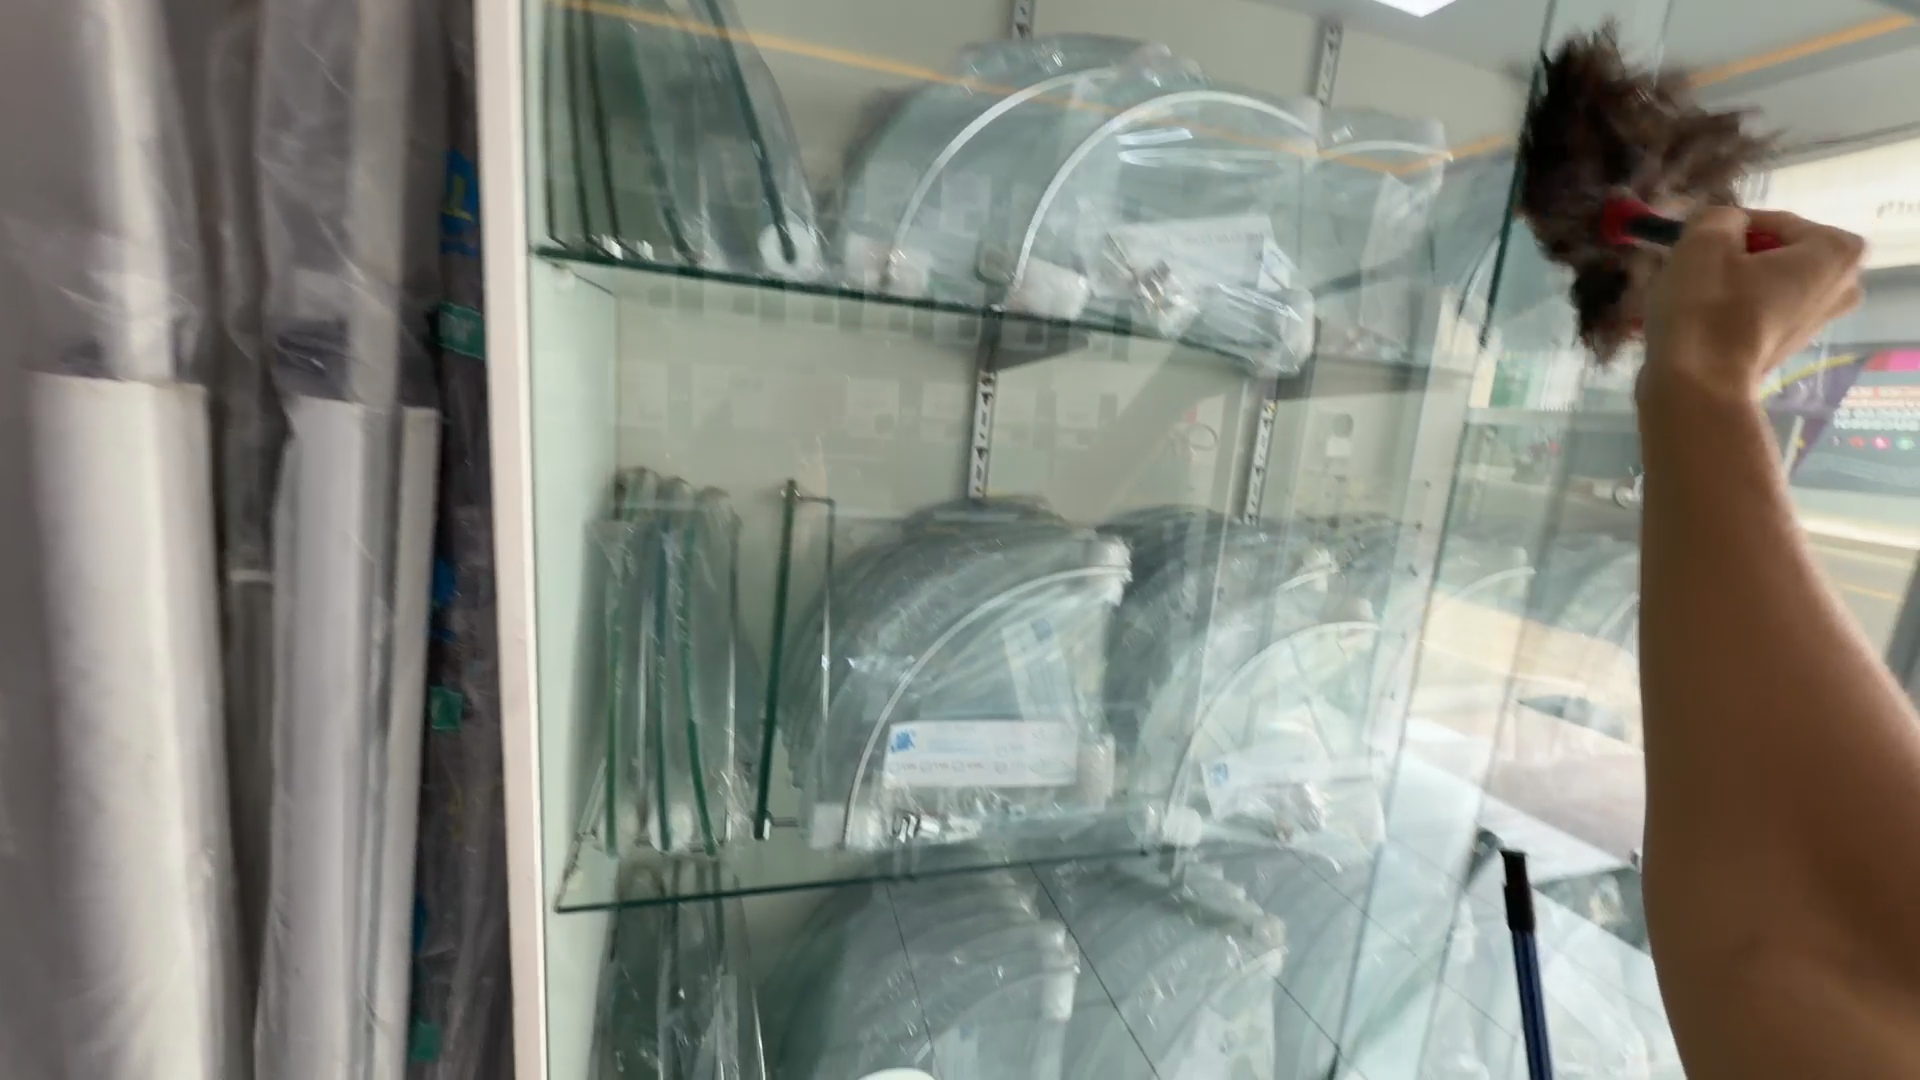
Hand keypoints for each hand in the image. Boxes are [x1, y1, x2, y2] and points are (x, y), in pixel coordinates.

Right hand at [1642, 207, 1865, 403]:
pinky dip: (1724, 314)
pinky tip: (1694, 326)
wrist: (1695, 384)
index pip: (1766, 222)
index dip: (1717, 231)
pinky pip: (1752, 314)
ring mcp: (1816, 318)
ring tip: (1681, 304)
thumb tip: (1716, 224)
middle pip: (1767, 254)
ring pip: (1757, 285)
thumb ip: (1714, 218)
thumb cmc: (1704, 310)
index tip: (1681, 247)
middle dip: (1723, 261)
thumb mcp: (1701, 246)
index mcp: (1835, 249)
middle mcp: (1843, 281)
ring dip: (1720, 287)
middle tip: (1681, 276)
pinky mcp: (1784, 346)